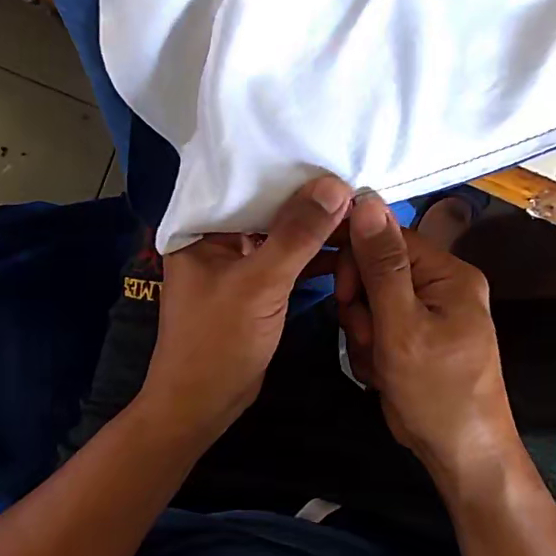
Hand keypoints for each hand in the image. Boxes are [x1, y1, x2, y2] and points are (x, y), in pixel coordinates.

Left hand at [137, 175, 351, 439]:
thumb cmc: (217, 343)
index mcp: (198, 229)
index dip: (285, 169)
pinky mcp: (252, 288)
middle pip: (264, 207)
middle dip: (306, 198)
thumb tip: (337, 185)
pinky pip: (284, 261)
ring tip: (357, 209)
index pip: (242, 182)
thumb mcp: (259, 284)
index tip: (329, 151)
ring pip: (278, 235)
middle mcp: (213, 240)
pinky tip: (345, 247)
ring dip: (313, 229)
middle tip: (352, 177)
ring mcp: (234, 265)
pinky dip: (310, 256)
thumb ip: (296, 235)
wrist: (202, 405)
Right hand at [338, 192, 517, 472]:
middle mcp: (439, 288)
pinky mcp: (411, 342)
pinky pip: (374, 331)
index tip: (345, 296)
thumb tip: (366, 200)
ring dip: (363, 337)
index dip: (358, 263)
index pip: (389, 240)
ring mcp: (425, 317)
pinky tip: (382, 376)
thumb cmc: (436, 390)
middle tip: (370, 339)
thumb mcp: (402, 325)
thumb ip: (382, 265)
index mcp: (448, 274)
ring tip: (380, 365)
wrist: (458, 453)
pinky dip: (370, 354)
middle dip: (361, 310)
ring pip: (368, 307)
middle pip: (374, 274)